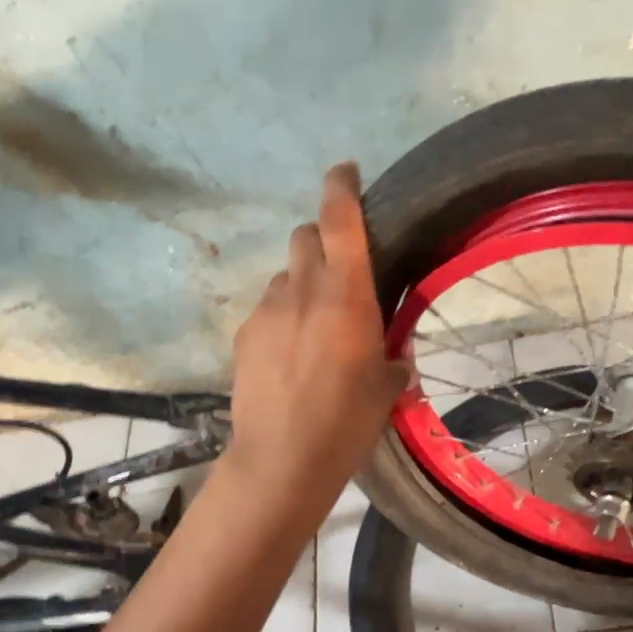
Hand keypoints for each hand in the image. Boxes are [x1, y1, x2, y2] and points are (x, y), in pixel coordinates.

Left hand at [223, 163, 409, 504]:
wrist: (282, 460)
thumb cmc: (346, 424)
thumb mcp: (386, 390)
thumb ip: (389, 359)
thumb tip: (389, 356)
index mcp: (346, 295)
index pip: (339, 219)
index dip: (341, 186)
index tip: (345, 171)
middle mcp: (302, 289)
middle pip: (305, 235)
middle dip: (322, 242)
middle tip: (338, 275)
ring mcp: (266, 310)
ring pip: (285, 276)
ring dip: (301, 286)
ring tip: (313, 329)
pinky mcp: (243, 335)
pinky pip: (267, 309)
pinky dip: (282, 318)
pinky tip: (289, 358)